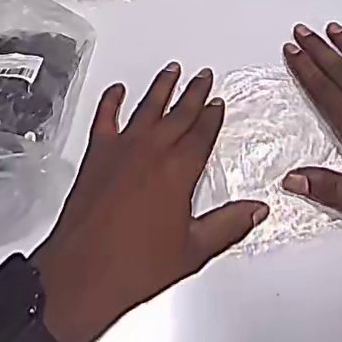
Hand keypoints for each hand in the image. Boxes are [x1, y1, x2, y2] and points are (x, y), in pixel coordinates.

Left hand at [29, 64, 267, 341]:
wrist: (85, 270)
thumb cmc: (137, 265)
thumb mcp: (194, 250)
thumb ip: (228, 225)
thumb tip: (257, 209)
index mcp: (177, 172)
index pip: (201, 135)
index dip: (212, 116)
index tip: (218, 102)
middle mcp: (151, 152)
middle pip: (178, 114)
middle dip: (193, 93)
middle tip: (203, 76)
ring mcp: (121, 149)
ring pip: (146, 108)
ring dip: (161, 88)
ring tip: (171, 70)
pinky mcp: (96, 154)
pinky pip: (105, 117)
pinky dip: (111, 100)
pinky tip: (117, 90)